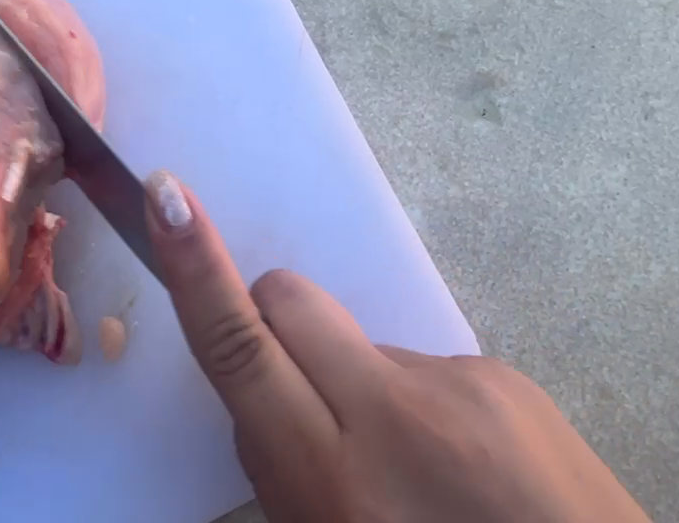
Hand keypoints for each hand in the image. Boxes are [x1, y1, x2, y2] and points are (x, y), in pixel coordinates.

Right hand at [142, 170, 650, 522]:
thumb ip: (281, 469)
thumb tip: (263, 402)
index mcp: (338, 483)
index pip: (240, 346)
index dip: (195, 268)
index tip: (167, 196)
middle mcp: (398, 419)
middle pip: (290, 300)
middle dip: (272, 322)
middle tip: (301, 399)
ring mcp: (465, 390)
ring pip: (359, 343)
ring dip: (359, 387)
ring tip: (420, 480)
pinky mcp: (512, 380)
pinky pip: (424, 368)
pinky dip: (422, 408)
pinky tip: (473, 482)